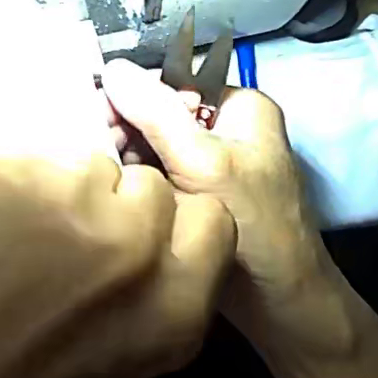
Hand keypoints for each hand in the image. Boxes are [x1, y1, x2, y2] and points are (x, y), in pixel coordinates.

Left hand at [0, 155, 235, 377]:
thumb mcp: (144, 352)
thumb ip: (177, 281)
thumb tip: (175, 221)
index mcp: (177, 296)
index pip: (211, 214)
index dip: (174, 223)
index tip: (140, 236)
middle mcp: (131, 237)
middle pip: (148, 182)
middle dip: (119, 205)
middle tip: (76, 237)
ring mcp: (66, 195)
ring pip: (89, 160)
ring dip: (68, 187)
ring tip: (30, 229)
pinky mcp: (10, 170)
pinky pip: (36, 156)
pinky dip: (21, 181)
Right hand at [101, 58, 358, 358]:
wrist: (281, 309)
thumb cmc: (257, 230)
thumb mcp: (204, 162)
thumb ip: (157, 115)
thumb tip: (113, 68)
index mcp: (238, 106)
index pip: (170, 82)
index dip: (131, 97)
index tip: (97, 118)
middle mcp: (222, 128)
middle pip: (156, 113)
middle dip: (125, 130)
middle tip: (99, 153)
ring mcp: (207, 163)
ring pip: (149, 145)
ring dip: (124, 157)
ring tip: (103, 175)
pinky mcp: (191, 194)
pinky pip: (152, 173)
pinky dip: (131, 181)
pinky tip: (114, 191)